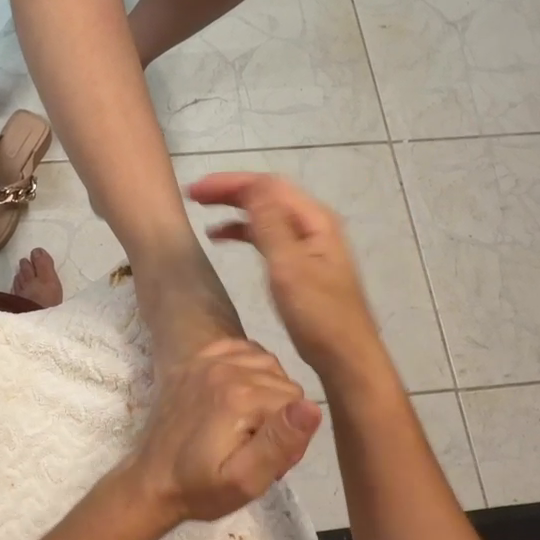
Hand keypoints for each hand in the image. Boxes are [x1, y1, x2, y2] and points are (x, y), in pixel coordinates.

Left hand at [123, 339, 322, 523]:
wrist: (150, 483)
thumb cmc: (200, 489)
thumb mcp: (245, 481)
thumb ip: (280, 443)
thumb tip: (312, 407)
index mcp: (239, 397)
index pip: (298, 404)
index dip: (292, 436)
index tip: (272, 462)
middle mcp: (223, 369)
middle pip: (283, 383)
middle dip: (280, 414)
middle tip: (257, 448)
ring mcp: (203, 362)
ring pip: (266, 364)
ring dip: (267, 390)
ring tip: (249, 424)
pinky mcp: (191, 363)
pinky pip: (239, 349)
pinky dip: (248, 367)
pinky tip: (240, 394)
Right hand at [187, 172, 375, 375]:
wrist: (345, 356)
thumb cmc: (318, 315)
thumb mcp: (289, 267)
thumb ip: (270, 225)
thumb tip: (251, 186)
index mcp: (314, 221)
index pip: (268, 186)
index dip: (230, 183)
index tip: (196, 190)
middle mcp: (313, 225)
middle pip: (267, 195)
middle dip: (230, 192)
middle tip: (194, 195)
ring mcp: (308, 245)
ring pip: (266, 214)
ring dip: (234, 210)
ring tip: (203, 213)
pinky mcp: (301, 264)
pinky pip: (268, 235)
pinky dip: (244, 232)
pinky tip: (223, 239)